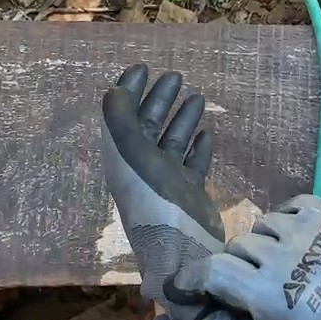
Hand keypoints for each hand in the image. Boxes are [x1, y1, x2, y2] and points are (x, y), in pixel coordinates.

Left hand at [100, 65, 224, 319]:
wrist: (183, 252)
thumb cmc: (158, 200)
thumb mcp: (135, 156)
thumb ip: (122, 122)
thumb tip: (112, 91)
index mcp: (124, 158)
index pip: (122, 116)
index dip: (129, 90)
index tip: (144, 67)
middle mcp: (143, 168)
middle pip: (148, 126)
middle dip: (159, 99)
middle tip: (176, 76)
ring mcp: (167, 182)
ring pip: (172, 142)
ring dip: (181, 118)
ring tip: (197, 97)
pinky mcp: (189, 195)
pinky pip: (193, 164)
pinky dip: (198, 146)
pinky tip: (208, 134)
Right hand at [175, 195, 320, 319]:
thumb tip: (203, 311)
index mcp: (268, 294)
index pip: (213, 269)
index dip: (192, 277)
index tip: (186, 285)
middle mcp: (290, 255)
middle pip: (239, 244)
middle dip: (232, 265)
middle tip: (242, 285)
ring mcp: (318, 234)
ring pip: (268, 222)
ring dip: (262, 242)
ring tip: (274, 264)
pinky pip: (299, 205)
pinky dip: (289, 219)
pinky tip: (294, 241)